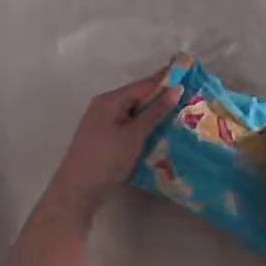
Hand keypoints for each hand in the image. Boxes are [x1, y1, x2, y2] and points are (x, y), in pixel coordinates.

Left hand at [43, 69, 182, 221]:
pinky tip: (157, 131)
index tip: (187, 74)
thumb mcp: (135, 134)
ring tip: (178, 114)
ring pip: (133, 112)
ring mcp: (102, 122)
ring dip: (153, 113)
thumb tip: (176, 90)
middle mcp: (104, 106)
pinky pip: (128, 124)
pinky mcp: (103, 137)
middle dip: (161, 97)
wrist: (78, 190)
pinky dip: (143, 125)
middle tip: (187, 98)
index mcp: (110, 100)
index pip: (143, 85)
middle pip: (138, 97)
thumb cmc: (107, 158)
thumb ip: (156, 112)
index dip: (165, 80)